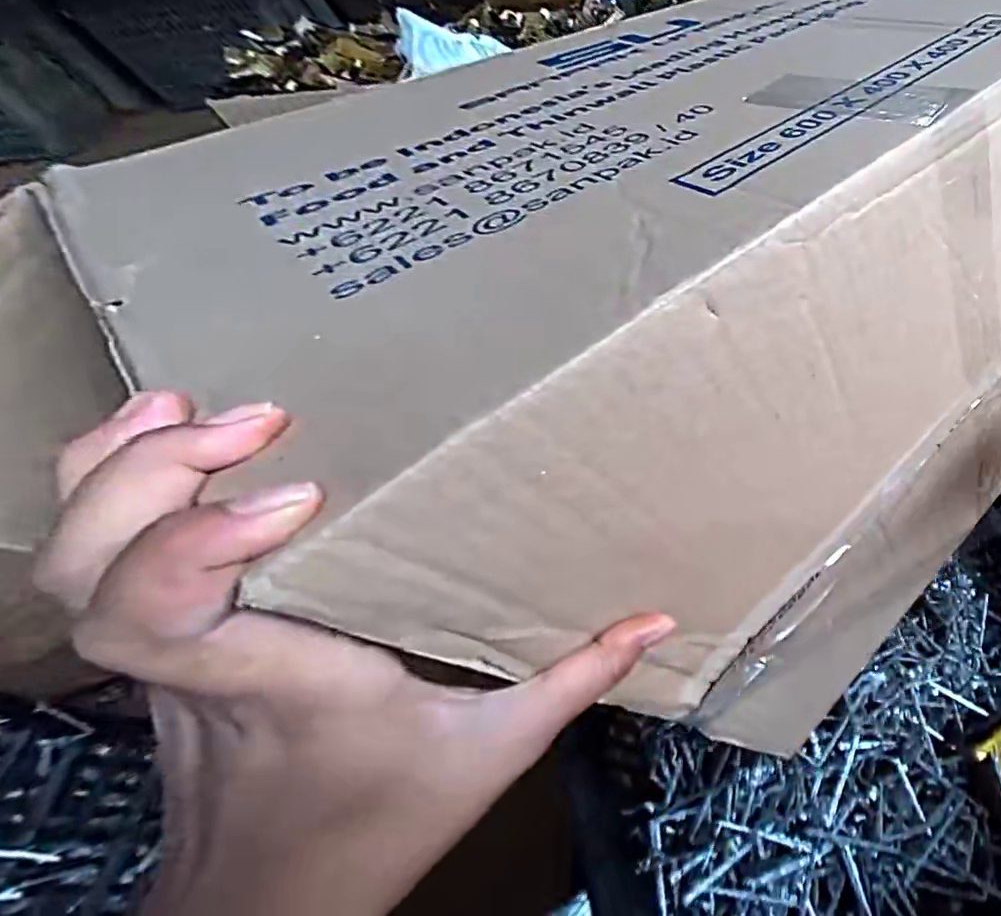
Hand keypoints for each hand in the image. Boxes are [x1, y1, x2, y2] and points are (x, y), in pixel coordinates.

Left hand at [35, 392, 674, 915]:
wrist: (272, 905)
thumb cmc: (388, 819)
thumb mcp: (502, 746)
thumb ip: (580, 677)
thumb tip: (658, 622)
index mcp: (289, 687)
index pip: (175, 625)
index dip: (199, 549)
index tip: (301, 494)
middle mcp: (207, 672)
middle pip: (99, 581)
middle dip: (152, 485)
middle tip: (256, 420)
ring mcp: (174, 666)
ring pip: (71, 574)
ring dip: (114, 477)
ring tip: (183, 405)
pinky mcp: (175, 657)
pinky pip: (101, 576)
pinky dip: (111, 500)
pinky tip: (155, 447)